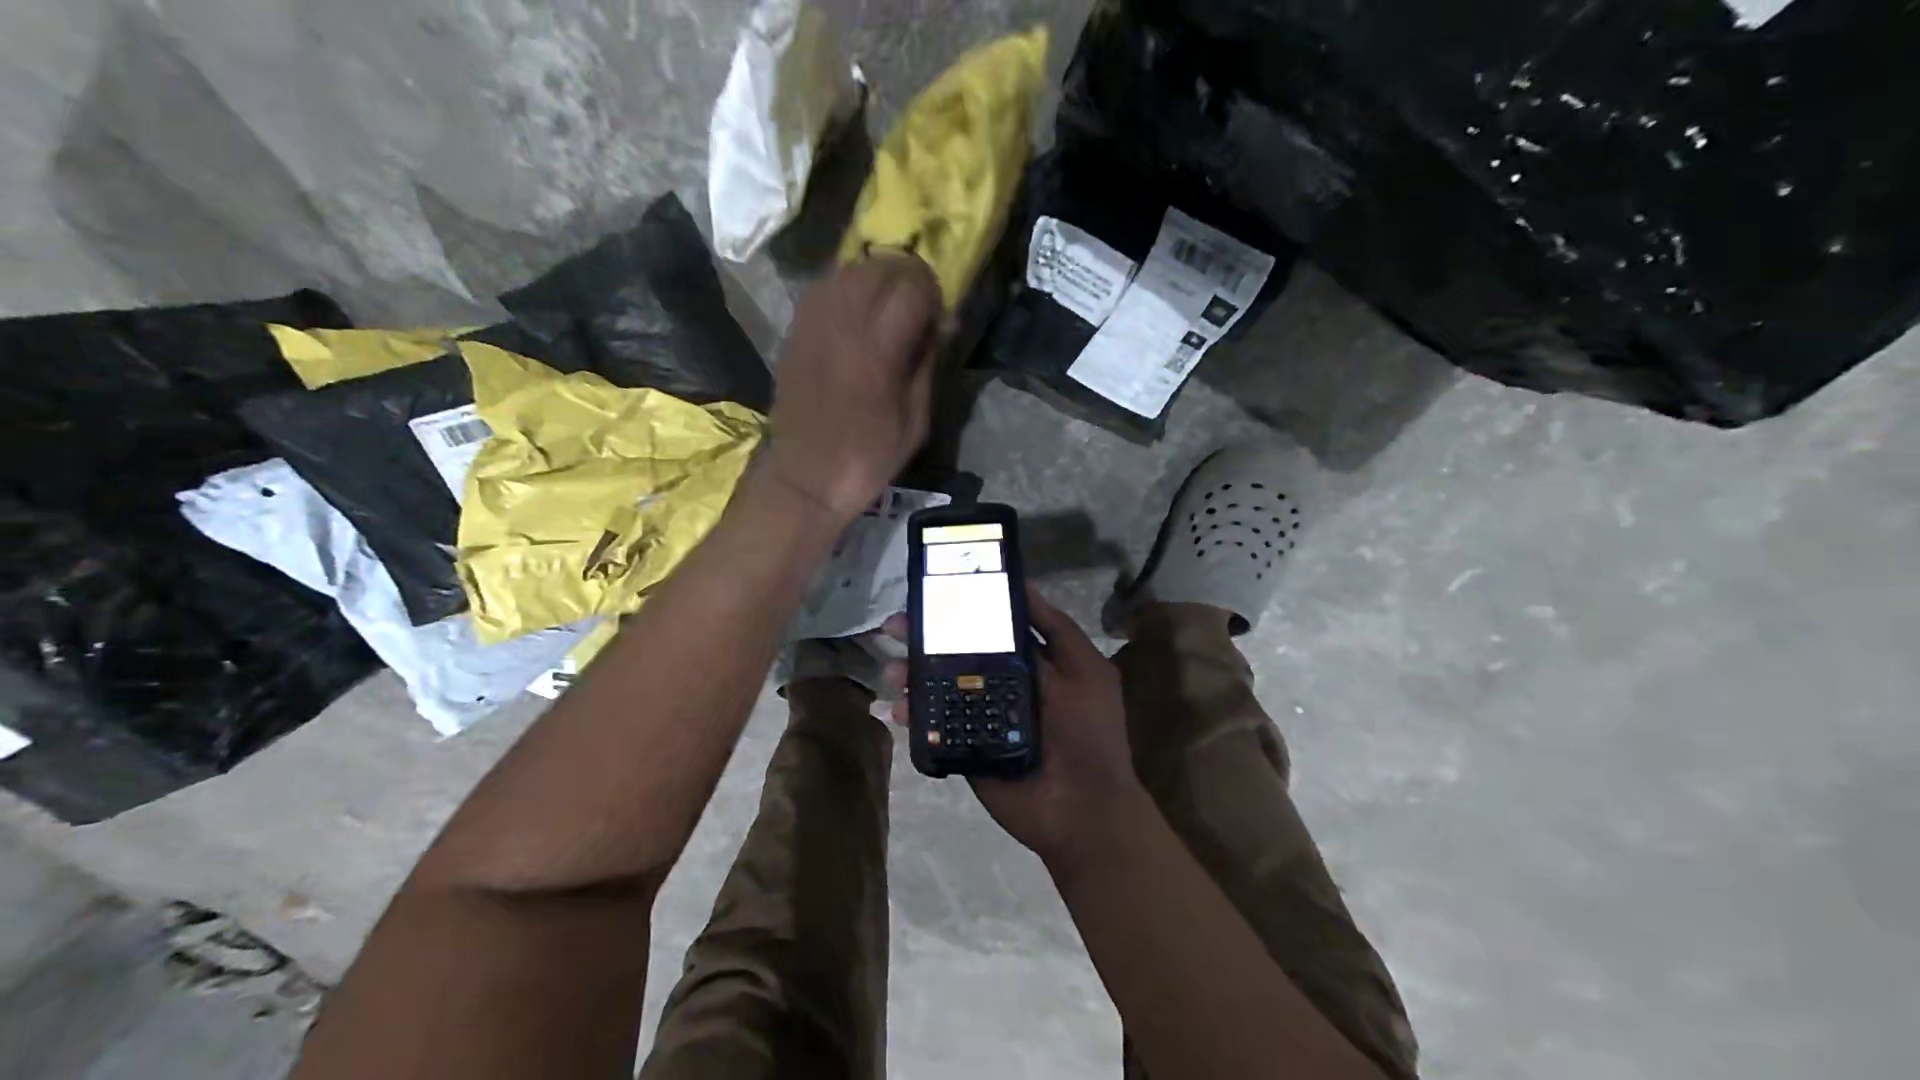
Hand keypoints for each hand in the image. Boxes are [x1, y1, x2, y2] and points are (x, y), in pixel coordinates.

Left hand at [762, 255, 941, 525]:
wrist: (805, 477)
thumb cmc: (868, 457)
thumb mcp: (916, 421)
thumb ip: (928, 364)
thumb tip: (943, 323)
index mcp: (877, 351)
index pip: (911, 286)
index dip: (932, 292)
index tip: (938, 314)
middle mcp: (842, 325)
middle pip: (878, 266)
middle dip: (905, 277)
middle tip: (915, 305)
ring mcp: (812, 323)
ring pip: (848, 270)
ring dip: (874, 278)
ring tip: (886, 306)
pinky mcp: (795, 330)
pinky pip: (824, 288)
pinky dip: (846, 289)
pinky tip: (856, 315)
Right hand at [886, 588, 1145, 862]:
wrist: (1082, 810)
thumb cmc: (1089, 733)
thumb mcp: (1085, 671)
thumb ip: (1057, 631)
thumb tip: (1024, 585)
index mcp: (1028, 664)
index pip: (988, 627)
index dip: (960, 610)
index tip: (931, 594)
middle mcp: (1000, 684)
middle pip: (954, 654)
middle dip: (923, 638)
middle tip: (893, 626)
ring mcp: (979, 716)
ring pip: (937, 686)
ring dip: (910, 673)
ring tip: (892, 671)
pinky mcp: (963, 746)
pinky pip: (933, 724)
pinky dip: (912, 712)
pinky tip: (899, 707)